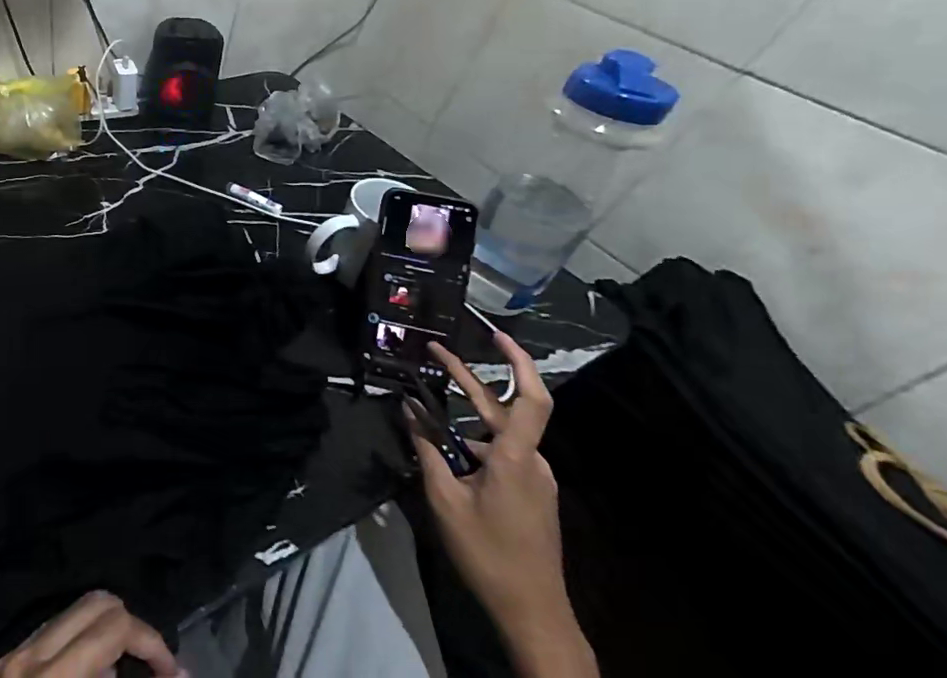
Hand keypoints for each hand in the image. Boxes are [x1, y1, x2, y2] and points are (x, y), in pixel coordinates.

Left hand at [0, 591, 182, 677]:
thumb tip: (178, 675)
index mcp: (55, 677)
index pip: (116, 626)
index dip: (153, 643)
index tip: (170, 672)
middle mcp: (31, 656)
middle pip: (99, 602)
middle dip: (132, 628)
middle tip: (148, 666)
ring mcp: (12, 659)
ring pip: (76, 612)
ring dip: (107, 633)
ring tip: (119, 674)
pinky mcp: (3, 668)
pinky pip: (54, 632)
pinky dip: (80, 643)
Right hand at [407, 332, 596, 677]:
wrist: (533, 611)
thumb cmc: (487, 553)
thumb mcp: (445, 500)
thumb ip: (427, 450)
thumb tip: (409, 409)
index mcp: (515, 455)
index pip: (530, 396)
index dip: (518, 360)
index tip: (496, 335)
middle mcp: (532, 459)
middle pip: (503, 409)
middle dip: (468, 381)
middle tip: (437, 355)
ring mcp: (538, 478)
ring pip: (500, 437)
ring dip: (468, 427)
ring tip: (431, 426)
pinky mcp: (536, 494)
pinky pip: (506, 458)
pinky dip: (479, 449)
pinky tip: (455, 464)